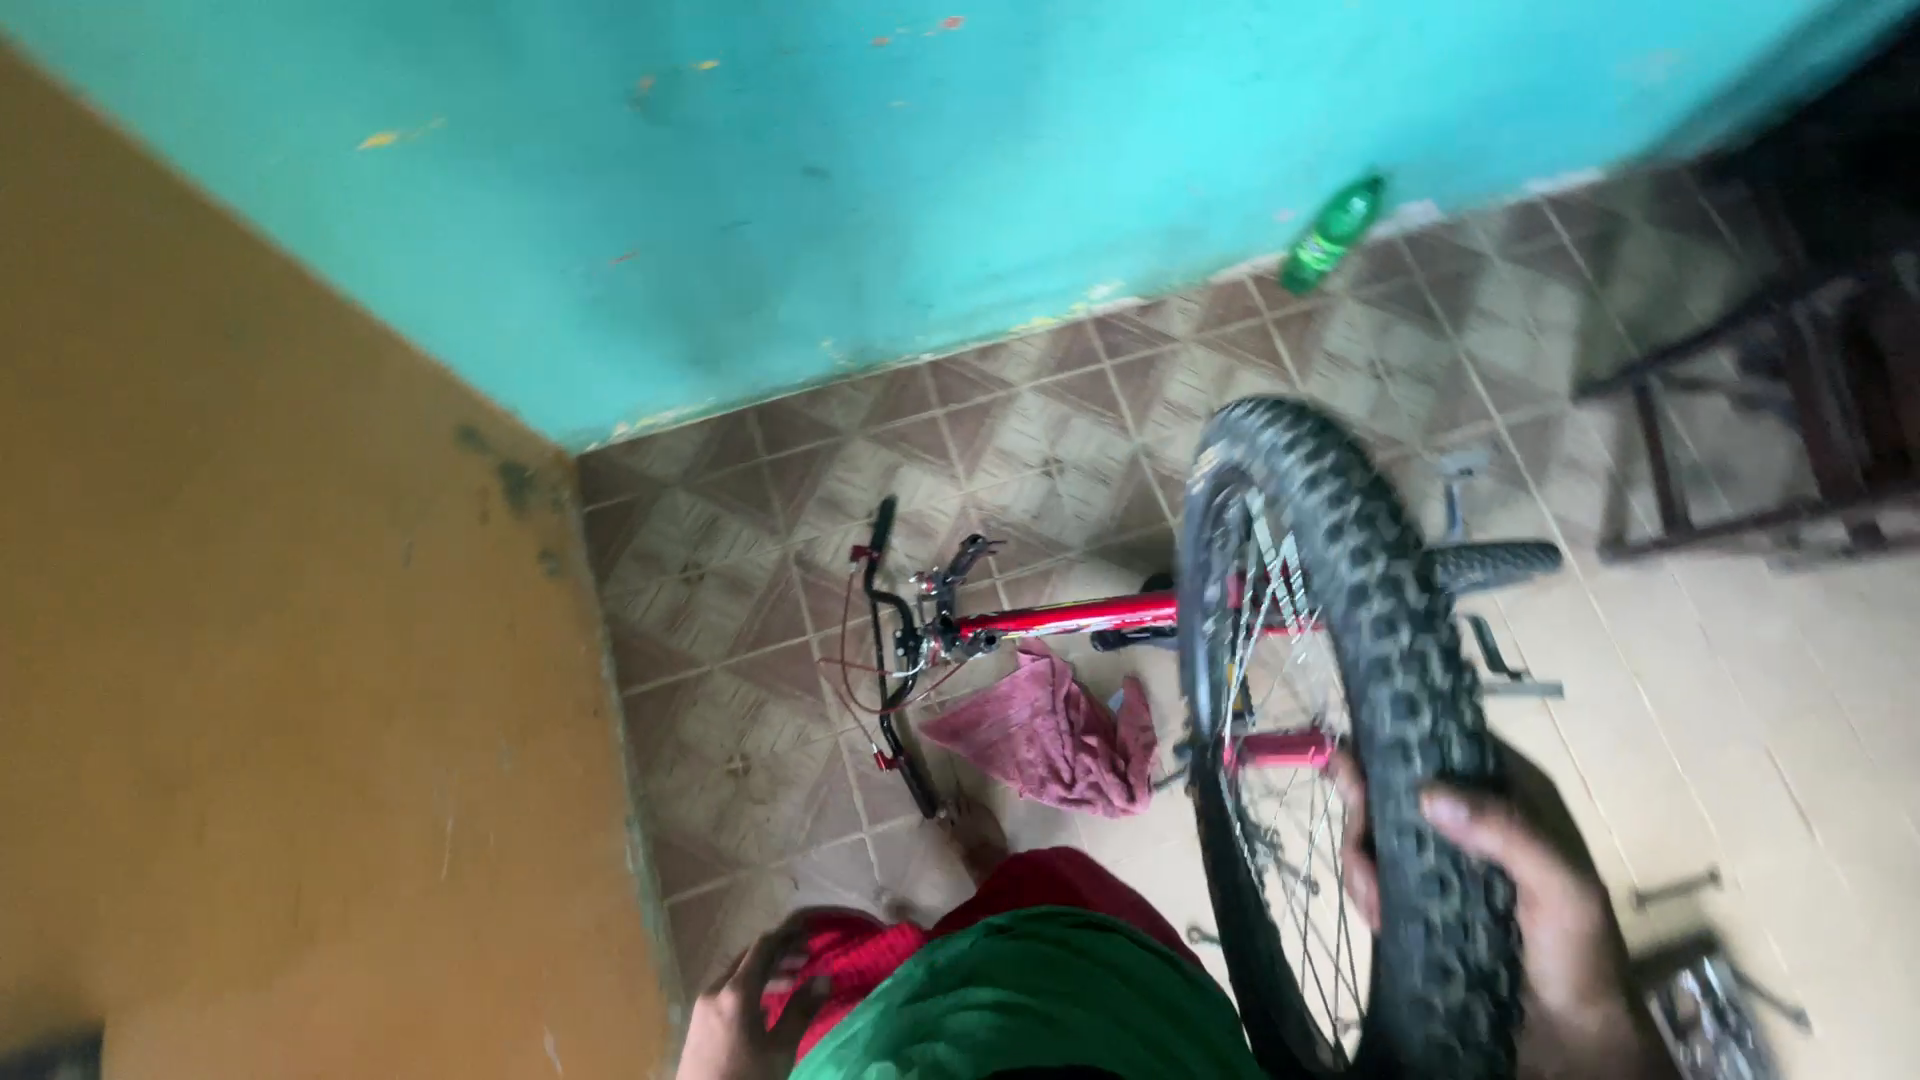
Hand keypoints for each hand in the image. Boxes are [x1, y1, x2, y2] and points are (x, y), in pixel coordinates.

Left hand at [675, 915, 831, 1079]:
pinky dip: (751, 988)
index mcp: (736, 992)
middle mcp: (716, 990)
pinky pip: (728, 992)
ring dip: (766, 971)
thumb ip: (801, 1011)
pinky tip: (767, 1004)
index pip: (764, 947)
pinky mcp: (699, 1024)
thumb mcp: (779, 1051)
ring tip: (794, 979)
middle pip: (750, 958)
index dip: (787, 935)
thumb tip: (824, 978)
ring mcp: (704, 1007)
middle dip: (779, 953)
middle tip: (807, 956)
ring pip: (738, 975)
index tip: (809, 931)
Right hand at [1330, 752, 1675, 1079]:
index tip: (1357, 760)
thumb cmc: (1578, 954)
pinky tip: (1378, 913)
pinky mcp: (1413, 884)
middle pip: (1391, 780)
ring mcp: (1435, 848)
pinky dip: (1364, 885)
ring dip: (1360, 858)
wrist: (1566, 1038)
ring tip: (1374, 899)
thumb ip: (1507, 833)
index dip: (1396, 740)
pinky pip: (1370, 864)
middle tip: (1359, 837)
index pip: (1444, 740)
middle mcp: (1467, 810)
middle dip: (1365, 809)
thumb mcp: (1562, 889)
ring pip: (1372, 823)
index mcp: (1509, 792)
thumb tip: (1427, 793)